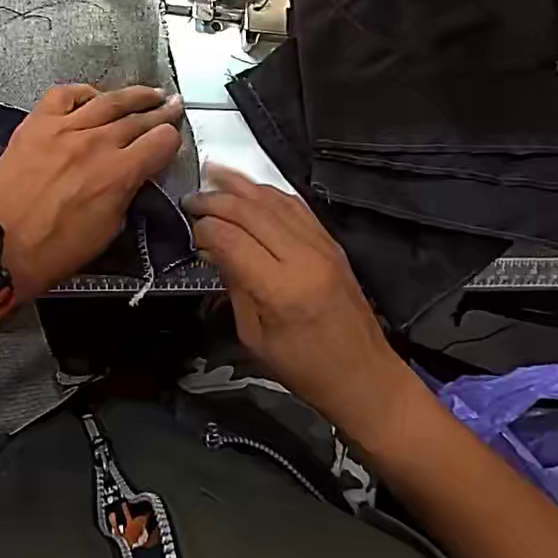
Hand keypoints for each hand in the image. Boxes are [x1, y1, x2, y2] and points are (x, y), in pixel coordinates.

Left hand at [0, 85, 184, 298]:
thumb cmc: (50, 250)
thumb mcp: (107, 231)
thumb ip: (126, 194)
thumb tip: (134, 176)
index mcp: (117, 174)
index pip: (161, 142)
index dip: (172, 141)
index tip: (172, 141)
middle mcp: (94, 144)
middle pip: (139, 118)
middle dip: (162, 113)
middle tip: (173, 106)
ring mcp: (64, 129)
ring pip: (108, 100)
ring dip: (134, 95)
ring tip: (149, 93)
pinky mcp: (37, 124)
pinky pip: (65, 95)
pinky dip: (83, 92)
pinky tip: (94, 96)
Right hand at [185, 166, 412, 424]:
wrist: (367, 378)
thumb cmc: (305, 369)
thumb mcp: (253, 335)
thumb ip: (232, 285)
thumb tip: (212, 247)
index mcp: (280, 289)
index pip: (230, 238)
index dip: (203, 228)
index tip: (190, 231)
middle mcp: (303, 258)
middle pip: (249, 211)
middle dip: (214, 200)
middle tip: (191, 200)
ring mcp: (322, 245)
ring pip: (272, 199)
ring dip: (239, 186)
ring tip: (212, 179)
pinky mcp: (332, 242)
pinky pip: (295, 204)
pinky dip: (267, 193)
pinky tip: (249, 190)